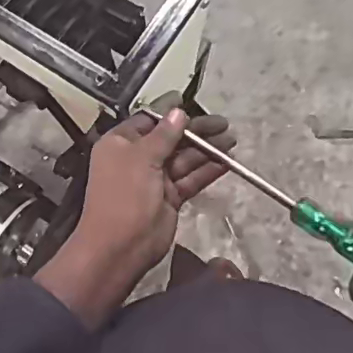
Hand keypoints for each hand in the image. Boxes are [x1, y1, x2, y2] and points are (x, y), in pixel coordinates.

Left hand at [35, 101, 235, 325]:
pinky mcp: (170, 197)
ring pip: (184, 159)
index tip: (194, 106)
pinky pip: (190, 179)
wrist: (120, 246)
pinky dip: (207, 171)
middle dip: (196, 132)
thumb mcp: (142, 158)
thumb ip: (164, 135)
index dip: (170, 113)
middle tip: (223, 124)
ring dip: (206, 150)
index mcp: (121, 143)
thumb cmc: (125, 195)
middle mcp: (137, 158)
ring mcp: (154, 179)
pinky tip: (226, 161)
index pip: (148, 121)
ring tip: (231, 139)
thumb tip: (179, 111)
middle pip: (170, 139)